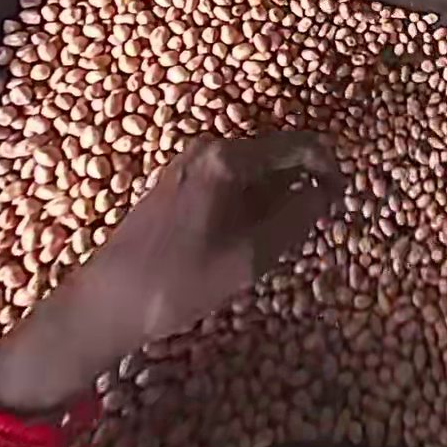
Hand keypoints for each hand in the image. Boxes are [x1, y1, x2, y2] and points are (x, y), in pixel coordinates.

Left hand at [64, 130, 342, 344]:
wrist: (105, 301)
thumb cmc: (180, 281)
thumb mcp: (250, 257)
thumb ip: (296, 218)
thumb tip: (324, 191)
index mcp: (227, 159)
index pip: (295, 145)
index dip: (326, 165)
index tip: (341, 194)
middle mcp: (208, 148)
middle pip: (273, 154)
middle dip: (300, 183)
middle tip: (313, 223)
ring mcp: (189, 162)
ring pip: (252, 169)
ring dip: (276, 194)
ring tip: (281, 237)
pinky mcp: (178, 180)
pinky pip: (229, 178)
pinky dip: (251, 198)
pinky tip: (249, 235)